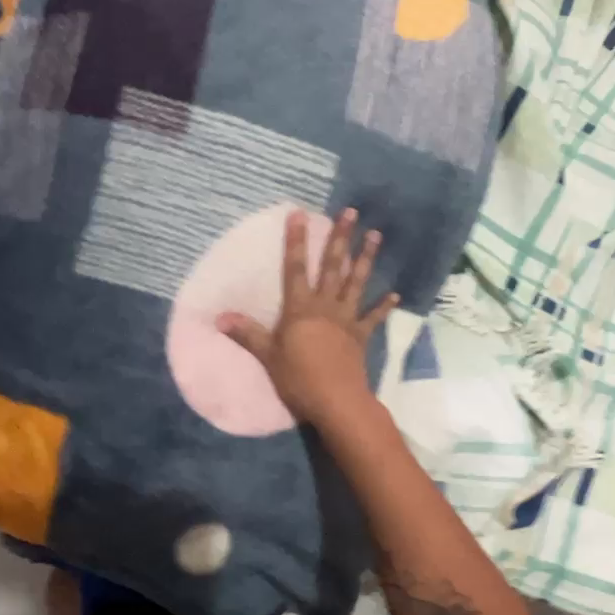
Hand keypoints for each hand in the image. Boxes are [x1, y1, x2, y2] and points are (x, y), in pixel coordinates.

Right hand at [218, 208, 398, 426]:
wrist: (337, 402)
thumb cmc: (298, 378)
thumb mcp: (267, 356)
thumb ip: (247, 334)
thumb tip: (219, 317)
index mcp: (300, 308)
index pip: (295, 267)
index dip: (296, 240)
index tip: (299, 213)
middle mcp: (325, 307)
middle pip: (333, 267)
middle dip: (340, 238)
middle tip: (351, 212)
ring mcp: (346, 320)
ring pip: (357, 283)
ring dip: (366, 259)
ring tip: (375, 235)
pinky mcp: (361, 338)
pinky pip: (373, 318)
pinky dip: (384, 307)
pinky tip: (394, 294)